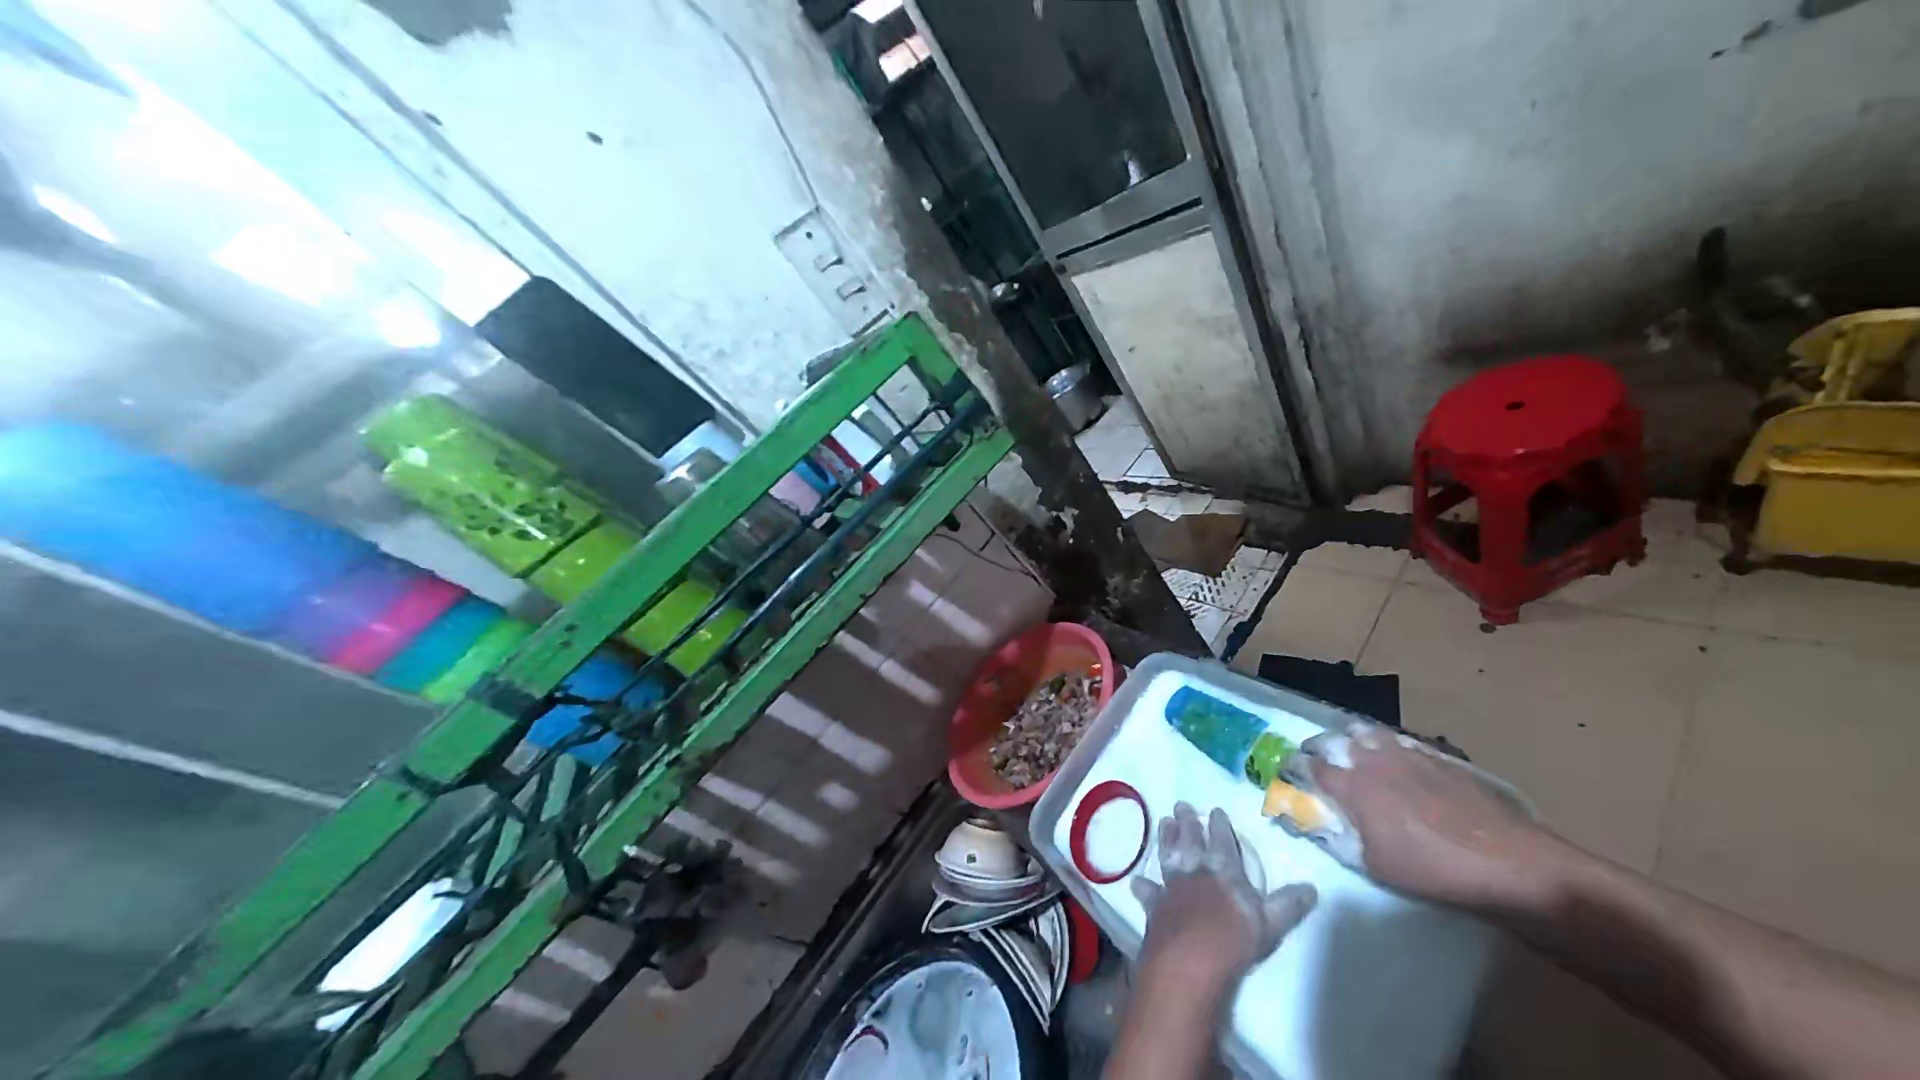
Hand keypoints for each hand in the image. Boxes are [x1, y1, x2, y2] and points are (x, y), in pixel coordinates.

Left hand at [1131, 802, 1316, 987]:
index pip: (1222, 840)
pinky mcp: (1155, 905)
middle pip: (1190, 840)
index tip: (1215, 810)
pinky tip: (1136, 881)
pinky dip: (1143, 886)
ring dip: (1165, 838)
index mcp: (1223, 870)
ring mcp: (1172, 886)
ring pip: (1167, 854)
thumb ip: (1288, 904)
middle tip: (1180, 805)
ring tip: (1163, 822)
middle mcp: (1195, 870)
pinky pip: (1148, 891)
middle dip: (1187, 821)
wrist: (1189, 958)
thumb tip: (1311, 888)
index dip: (1219, 825)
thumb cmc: (1233, 939)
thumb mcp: (1270, 923)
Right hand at [1297, 723, 1564, 908]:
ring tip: (1351, 755)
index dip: (1292, 769)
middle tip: (1317, 764)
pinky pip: (1397, 739)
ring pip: (1363, 731)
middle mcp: (1370, 759)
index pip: (1306, 765)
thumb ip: (1332, 836)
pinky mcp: (1435, 755)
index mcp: (1350, 785)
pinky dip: (1384, 745)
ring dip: (1349, 740)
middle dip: (1316, 749)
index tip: (1288, 776)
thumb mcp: (1372, 864)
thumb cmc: (1432, 870)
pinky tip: (1393, 762)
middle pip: (1330, 740)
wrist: (1508, 862)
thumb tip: (1302, 820)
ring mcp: (1404, 752)